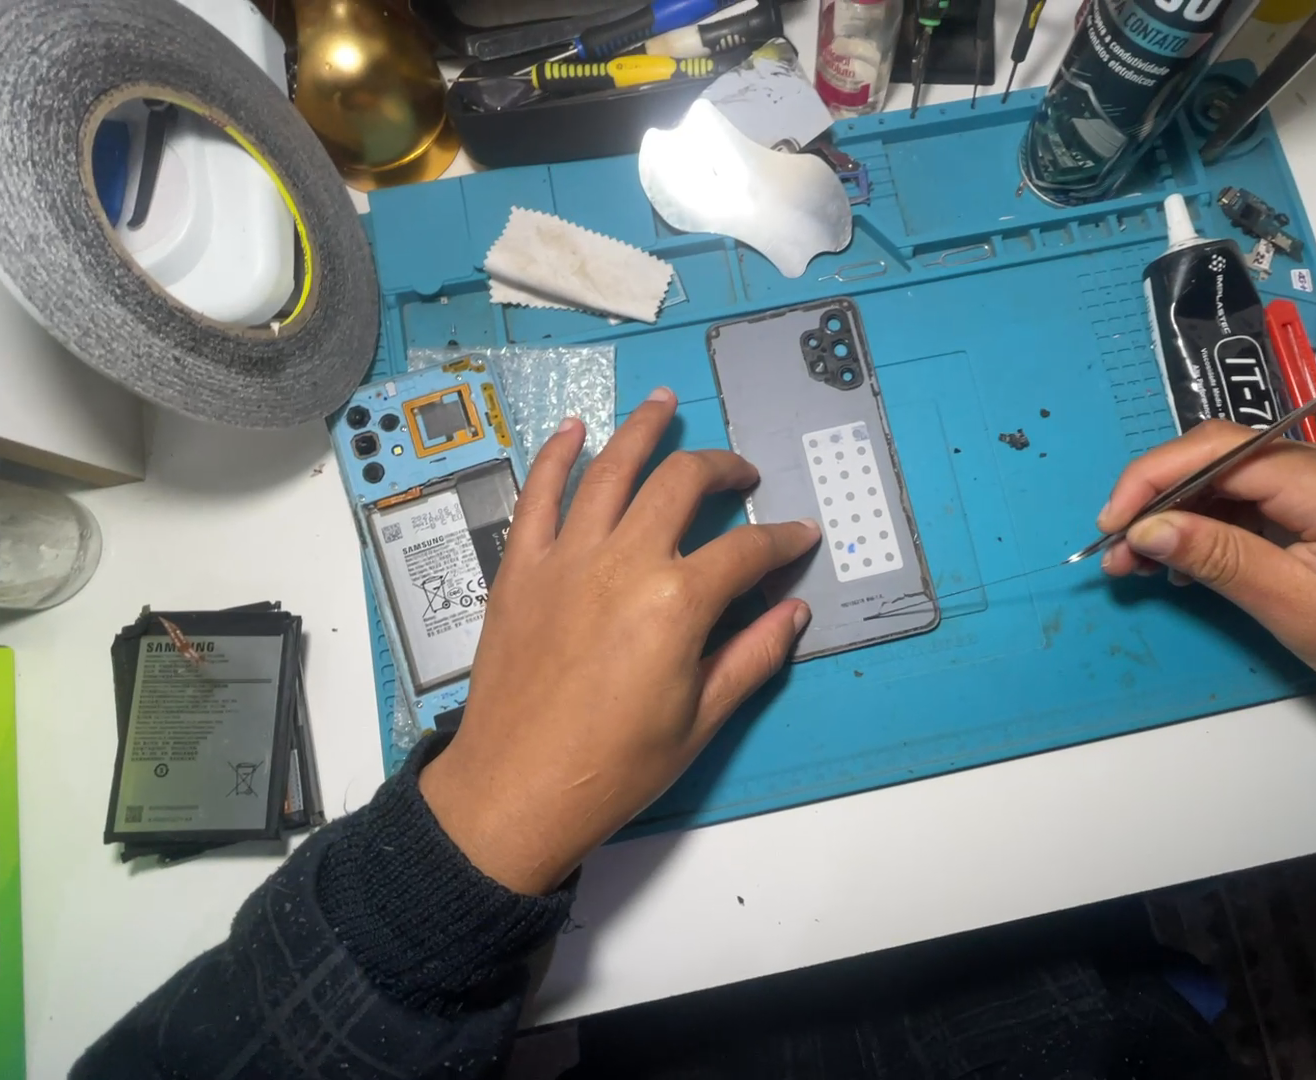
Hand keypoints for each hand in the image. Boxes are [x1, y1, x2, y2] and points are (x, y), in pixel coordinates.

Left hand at [418, 388, 820, 894]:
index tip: (801, 535)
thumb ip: (754, 656)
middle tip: (742, 472)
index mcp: (677, 602)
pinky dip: (557, 455)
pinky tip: (575, 429)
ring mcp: (565, 556)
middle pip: (682, 484)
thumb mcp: (701, 720)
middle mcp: (624, 560)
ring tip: (665, 404)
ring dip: (643, 429)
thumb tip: (796, 610)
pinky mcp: (521, 565)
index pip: (747, 550)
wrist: (514, 792)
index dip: (783, 540)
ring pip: (610, 468)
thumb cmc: (616, 766)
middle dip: (723, 468)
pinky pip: (538, 494)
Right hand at [1099, 421, 1315, 703]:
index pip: (1220, 452)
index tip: (1109, 527)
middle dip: (1158, 495)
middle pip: (1221, 453)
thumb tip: (1145, 528)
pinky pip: (1260, 493)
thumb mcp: (1303, 612)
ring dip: (1180, 511)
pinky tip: (1189, 556)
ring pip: (1234, 473)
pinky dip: (1215, 520)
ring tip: (1140, 561)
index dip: (1153, 481)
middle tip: (1117, 550)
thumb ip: (1221, 560)